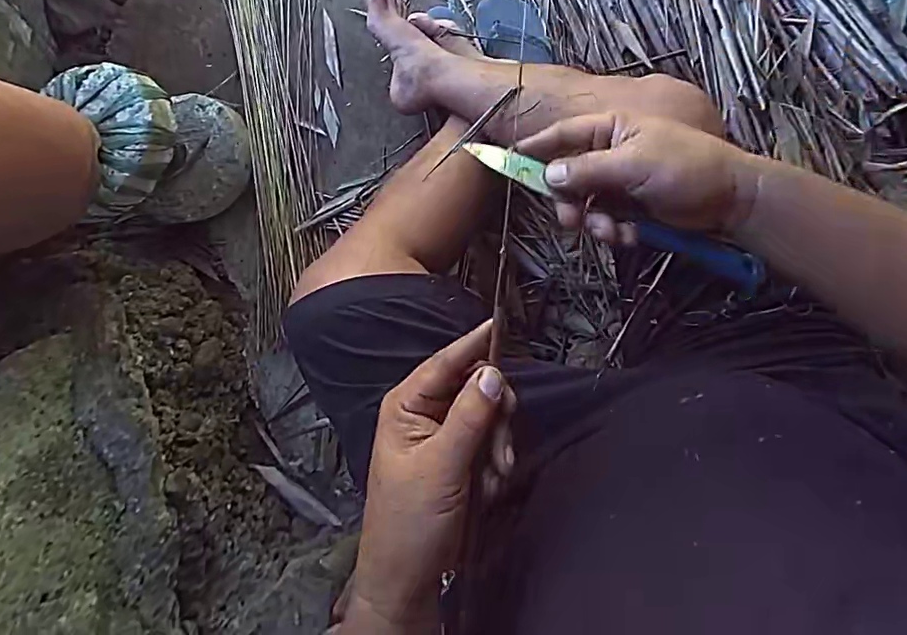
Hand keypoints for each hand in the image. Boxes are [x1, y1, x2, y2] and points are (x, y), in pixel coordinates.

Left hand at [339, 320, 516, 632]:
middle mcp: (425, 412)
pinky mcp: (460, 454)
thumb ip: (469, 416)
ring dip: (498, 442)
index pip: (445, 362)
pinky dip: (497, 458)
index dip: (473, 343)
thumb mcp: (440, 466)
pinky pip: (491, 437)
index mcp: (406, 405)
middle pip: (474, 385)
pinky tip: (490, 484)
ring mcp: (444, 433)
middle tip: (500, 445)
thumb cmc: (407, 526)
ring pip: (488, 412)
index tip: (498, 325)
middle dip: (494, 414)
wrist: (408, 582)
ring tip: (493, 475)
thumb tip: (492, 374)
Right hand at [517, 112, 764, 243]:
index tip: (510, 158)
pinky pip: (606, 217)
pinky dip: (613, 229)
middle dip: (570, 200)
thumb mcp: (633, 163)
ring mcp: (621, 178)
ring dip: (594, 220)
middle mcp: (611, 150)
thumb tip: (549, 173)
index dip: (537, 146)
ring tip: (611, 233)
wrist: (729, 199)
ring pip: (586, 201)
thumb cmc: (684, 167)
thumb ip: (588, 168)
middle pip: (569, 174)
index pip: (564, 133)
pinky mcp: (632, 204)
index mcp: (611, 127)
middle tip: (571, 221)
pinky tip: (630, 236)